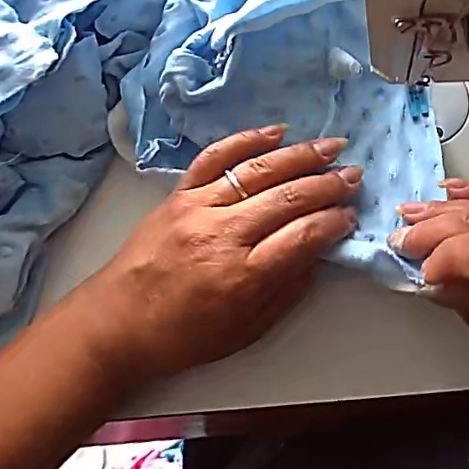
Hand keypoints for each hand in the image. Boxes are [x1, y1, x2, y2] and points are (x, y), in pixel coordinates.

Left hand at [64, 126, 359, 386]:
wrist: (114, 324)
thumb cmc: (183, 336)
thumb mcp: (246, 330)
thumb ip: (288, 290)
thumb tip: (319, 251)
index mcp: (241, 276)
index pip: (303, 236)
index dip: (334, 222)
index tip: (351, 214)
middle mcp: (222, 234)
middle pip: (288, 197)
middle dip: (329, 184)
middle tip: (354, 176)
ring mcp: (198, 208)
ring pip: (259, 171)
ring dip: (301, 155)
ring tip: (332, 146)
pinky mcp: (179, 193)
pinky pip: (216, 157)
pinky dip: (247, 140)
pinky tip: (277, 132)